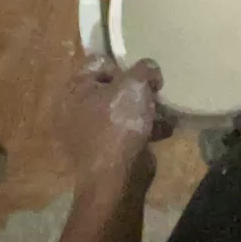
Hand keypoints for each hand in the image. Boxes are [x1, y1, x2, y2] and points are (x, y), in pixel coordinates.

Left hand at [60, 56, 172, 194]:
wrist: (116, 178)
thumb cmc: (119, 123)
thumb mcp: (135, 83)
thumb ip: (145, 68)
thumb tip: (150, 72)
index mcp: (75, 90)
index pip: (99, 62)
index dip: (123, 65)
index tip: (140, 75)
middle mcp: (76, 111)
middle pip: (114, 87)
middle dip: (138, 88)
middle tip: (154, 91)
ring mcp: (90, 133)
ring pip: (123, 109)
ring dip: (146, 108)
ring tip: (164, 110)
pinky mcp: (106, 151)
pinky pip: (128, 131)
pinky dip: (146, 128)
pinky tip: (165, 129)